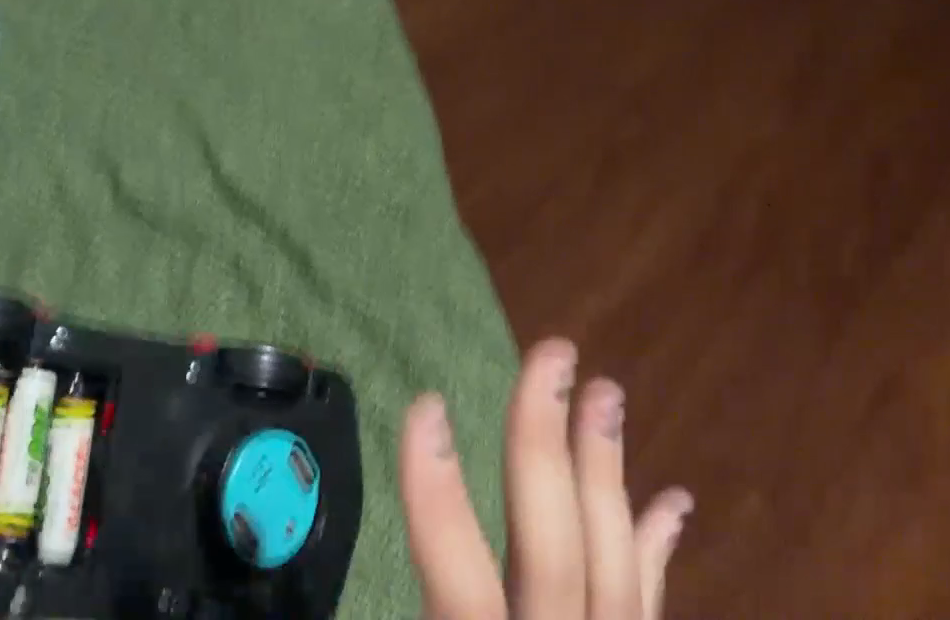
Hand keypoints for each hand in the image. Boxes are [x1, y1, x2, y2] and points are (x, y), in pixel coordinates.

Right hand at [401, 338, 693, 619]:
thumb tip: (277, 613)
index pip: (457, 583)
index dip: (437, 498)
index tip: (425, 405)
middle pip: (552, 557)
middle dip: (546, 449)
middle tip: (556, 355)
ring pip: (614, 568)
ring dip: (606, 473)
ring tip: (606, 392)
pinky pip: (650, 604)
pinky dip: (654, 548)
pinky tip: (672, 500)